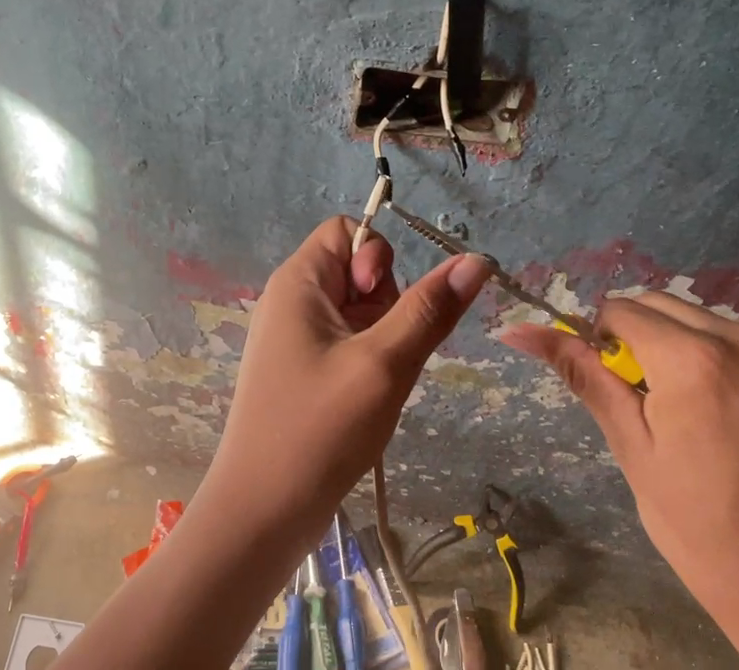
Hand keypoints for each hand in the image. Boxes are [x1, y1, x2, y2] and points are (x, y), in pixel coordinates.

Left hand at [202, 216, 492, 537]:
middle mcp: (290, 299)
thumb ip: (430, 309)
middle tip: (383, 354)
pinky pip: (346, 343)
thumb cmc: (319, 428)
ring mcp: (293, 337)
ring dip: (382, 338)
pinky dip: (368, 361)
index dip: (375, 257)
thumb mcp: (384, 363)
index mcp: (297, 281)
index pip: (346, 230)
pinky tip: (367, 398)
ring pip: (357, 312)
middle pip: (356, 270)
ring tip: (377, 383)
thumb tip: (476, 259)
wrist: (263, 509)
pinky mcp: (300, 370)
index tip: (381, 303)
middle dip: (385, 304)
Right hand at [505, 291, 738, 669]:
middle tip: (645, 406)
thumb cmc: (708, 534)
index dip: (601, 342)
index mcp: (695, 358)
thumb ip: (584, 377)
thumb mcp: (634, 452)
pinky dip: (732, 370)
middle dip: (642, 340)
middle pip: (667, 308)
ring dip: (686, 352)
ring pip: (712, 327)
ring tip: (695, 422)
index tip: (611, 390)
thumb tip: (518, 328)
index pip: (622, 309)